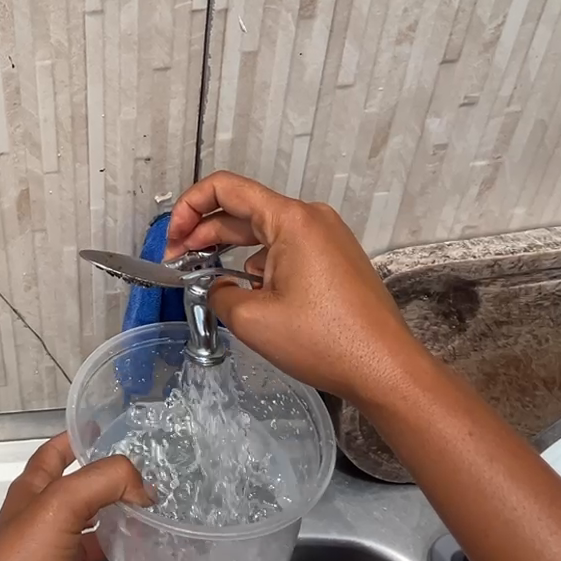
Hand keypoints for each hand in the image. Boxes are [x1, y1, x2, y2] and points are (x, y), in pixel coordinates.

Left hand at [0, 433, 162, 560]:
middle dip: (115, 490)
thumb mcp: (60, 504)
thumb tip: (141, 484)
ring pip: (100, 543)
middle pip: (85, 498)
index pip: (55, 454)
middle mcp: (46, 523)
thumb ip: (102, 482)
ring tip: (162, 530)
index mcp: (33, 493)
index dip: (77, 439)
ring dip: (129, 539)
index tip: (107, 429)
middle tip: (150, 484)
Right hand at [165, 170, 428, 407]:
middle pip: (241, 209)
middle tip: (177, 260)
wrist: (387, 372)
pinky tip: (245, 291)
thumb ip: (216, 292)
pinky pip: (283, 249)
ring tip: (205, 277)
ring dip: (228, 249)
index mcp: (291, 219)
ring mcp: (325, 238)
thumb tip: (215, 287)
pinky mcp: (333, 259)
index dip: (188, 208)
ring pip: (261, 231)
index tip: (173, 239)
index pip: (224, 188)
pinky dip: (256, 263)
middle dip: (203, 233)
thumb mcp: (251, 318)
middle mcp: (310, 219)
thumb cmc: (327, 342)